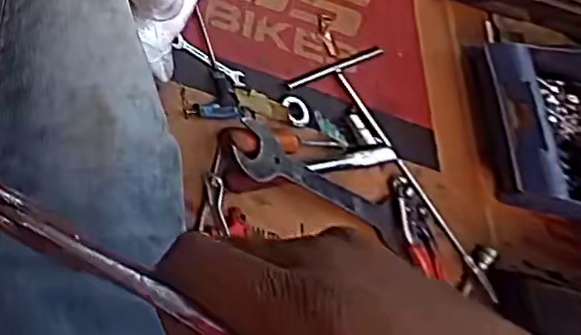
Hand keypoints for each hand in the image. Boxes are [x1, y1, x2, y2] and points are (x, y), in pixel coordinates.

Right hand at [156, 227, 522, 334]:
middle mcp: (326, 257)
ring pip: (278, 259)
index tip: (189, 327)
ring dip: (278, 299)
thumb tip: (184, 317)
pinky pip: (331, 269)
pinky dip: (326, 301)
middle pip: (230, 253)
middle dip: (230, 298)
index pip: (187, 255)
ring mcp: (370, 255)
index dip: (175, 291)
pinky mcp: (405, 267)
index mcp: (301, 299)